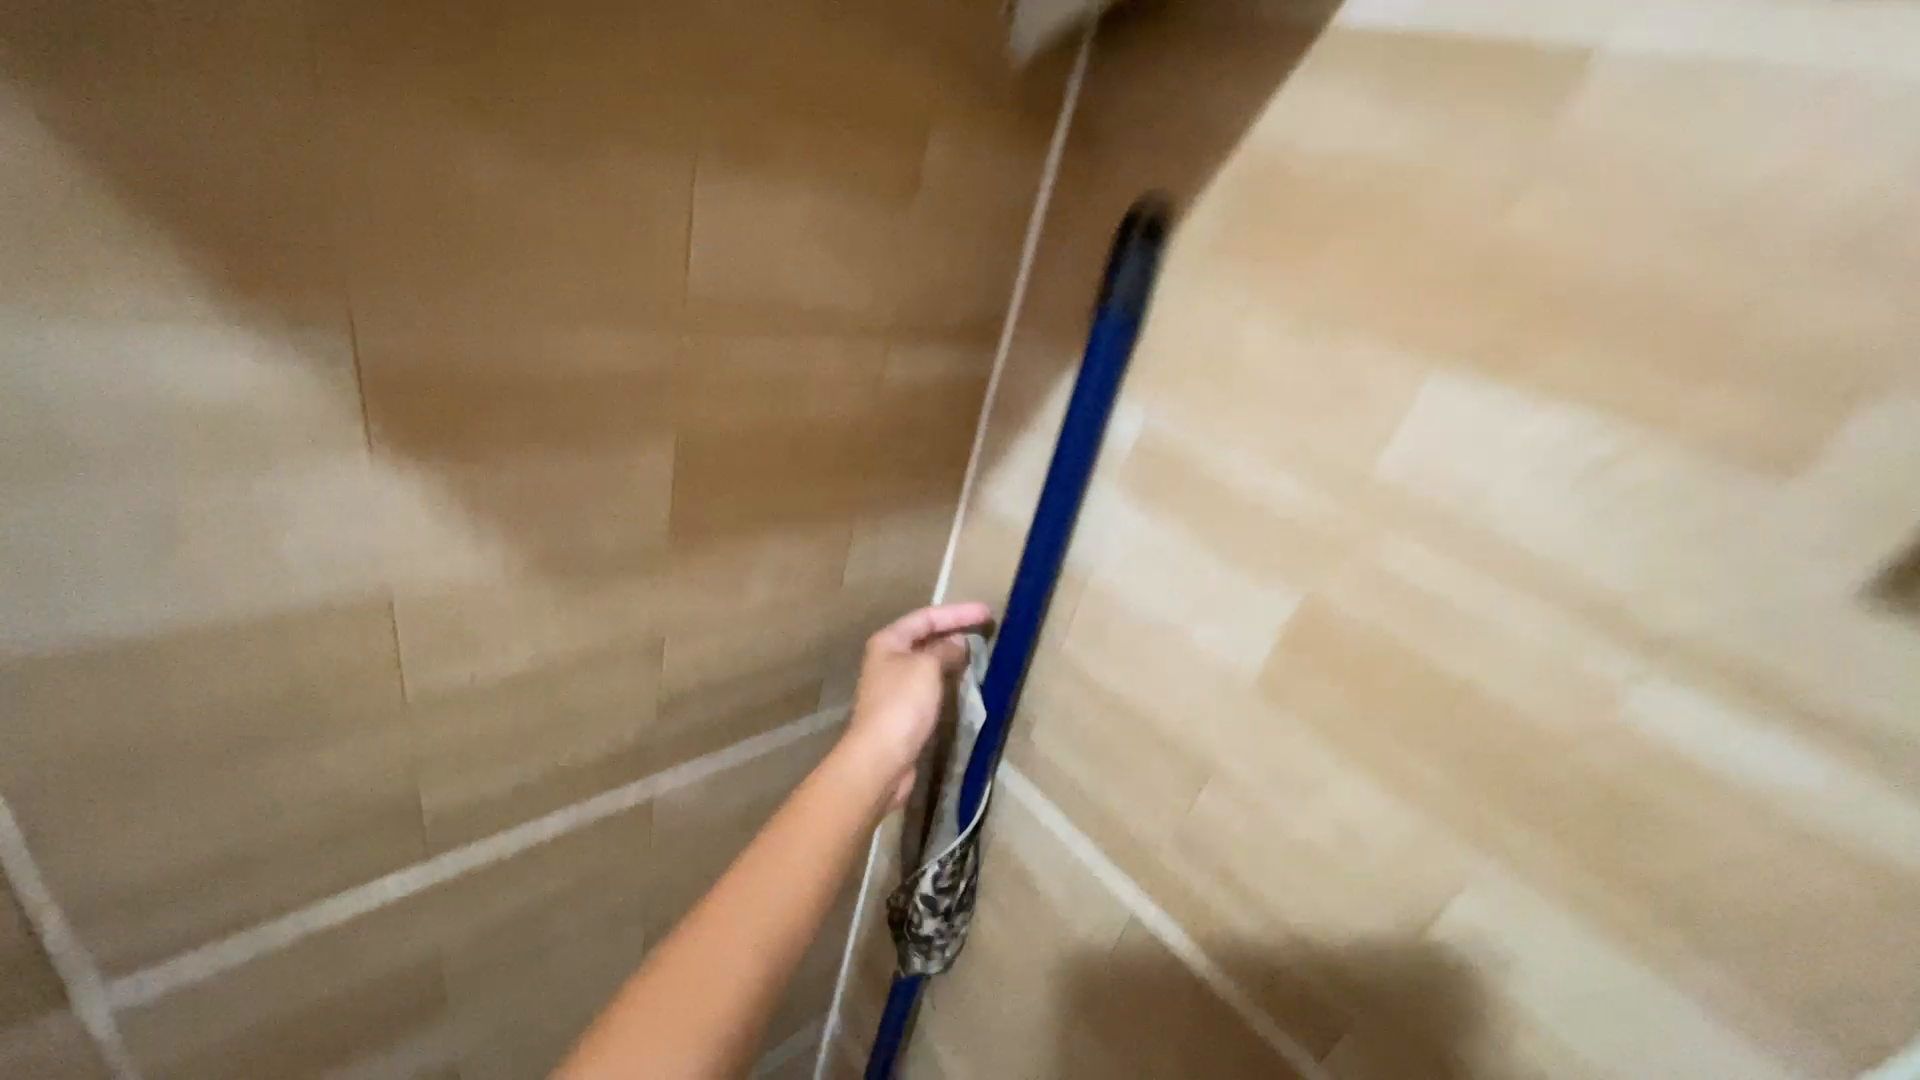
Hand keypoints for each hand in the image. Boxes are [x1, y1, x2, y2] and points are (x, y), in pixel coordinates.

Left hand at [840, 602, 990, 810]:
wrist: (881, 759)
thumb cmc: (902, 704)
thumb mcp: (927, 667)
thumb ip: (945, 649)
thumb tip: (958, 643)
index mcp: (888, 642)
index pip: (926, 617)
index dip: (957, 612)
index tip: (986, 612)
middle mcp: (888, 660)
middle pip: (925, 638)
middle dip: (954, 632)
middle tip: (985, 630)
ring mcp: (894, 687)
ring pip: (928, 664)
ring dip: (951, 658)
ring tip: (979, 654)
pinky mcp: (903, 712)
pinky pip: (929, 686)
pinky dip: (947, 680)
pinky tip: (963, 683)